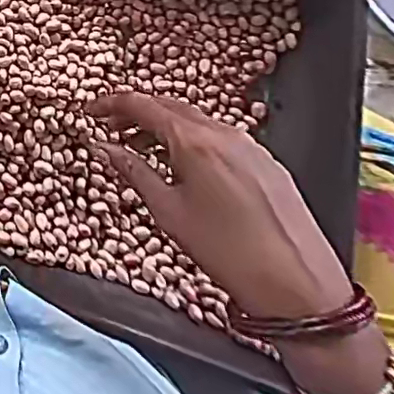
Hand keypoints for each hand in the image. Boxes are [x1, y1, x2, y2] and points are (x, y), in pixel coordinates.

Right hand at [87, 92, 351, 320]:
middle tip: (110, 128)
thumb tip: (104, 148)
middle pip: (168, 105)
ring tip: (141, 147)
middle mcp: (224, 134)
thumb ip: (133, 171)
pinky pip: (220, 137)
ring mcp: (251, 147)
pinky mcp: (268, 163)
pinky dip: (192, 139)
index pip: (141, 104)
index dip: (110, 103)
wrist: (302, 290)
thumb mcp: (168, 211)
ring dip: (163, 126)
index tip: (91, 112)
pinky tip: (182, 164)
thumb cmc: (229, 253)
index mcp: (194, 141)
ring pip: (195, 120)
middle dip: (134, 112)